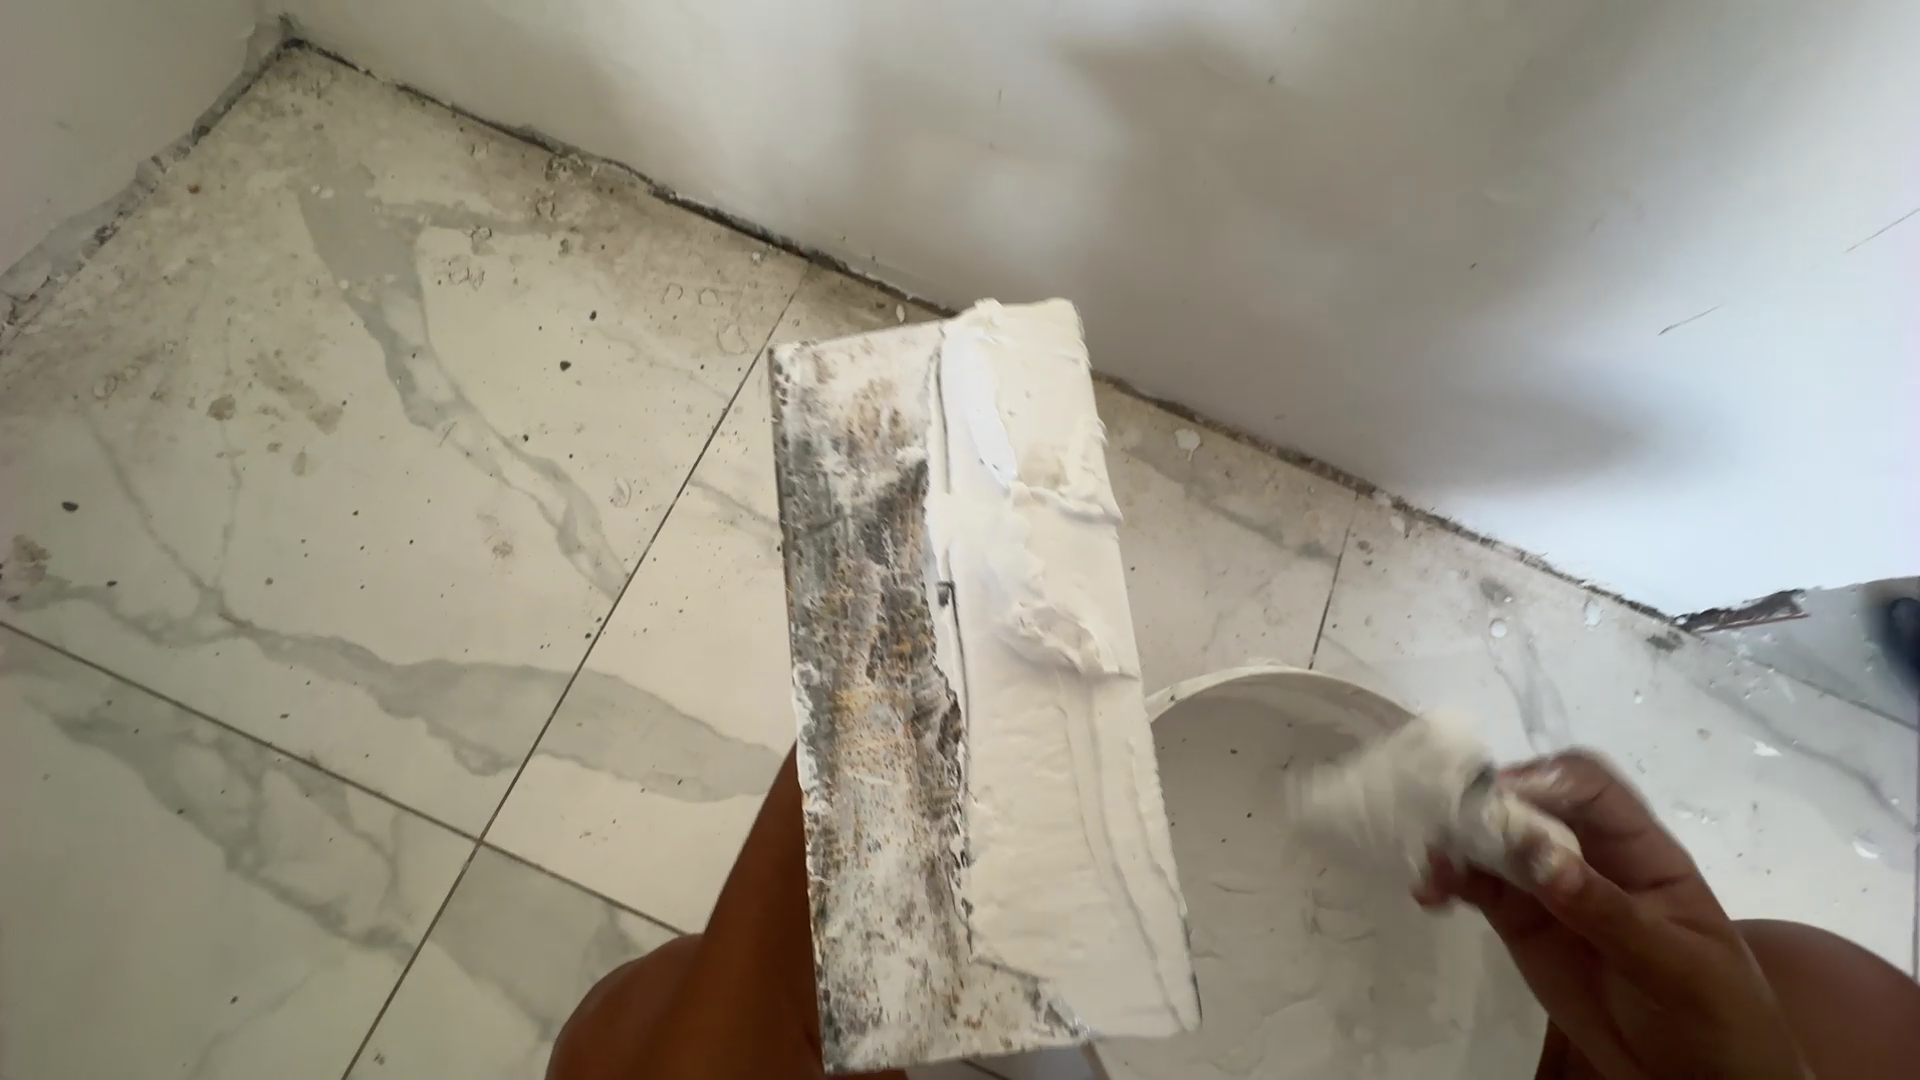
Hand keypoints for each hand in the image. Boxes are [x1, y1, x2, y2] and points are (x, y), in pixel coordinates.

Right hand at [1415, 750, 1809, 1078]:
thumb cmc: (1713, 1018)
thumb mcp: (1677, 967)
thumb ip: (1607, 911)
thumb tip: (1540, 857)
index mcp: (1637, 851)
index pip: (1589, 788)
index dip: (1546, 779)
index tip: (1501, 796)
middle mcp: (1583, 853)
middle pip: (1526, 803)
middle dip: (1484, 805)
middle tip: (1449, 824)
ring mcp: (1544, 882)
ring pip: (1488, 838)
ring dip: (1454, 841)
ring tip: (1434, 866)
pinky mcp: (1514, 914)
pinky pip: (1471, 882)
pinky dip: (1445, 878)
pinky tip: (1430, 892)